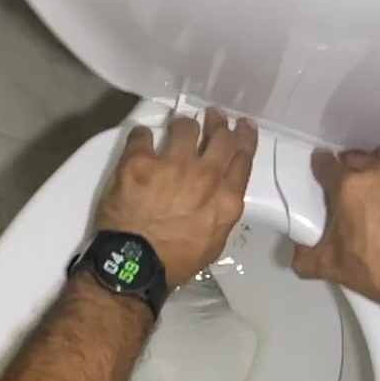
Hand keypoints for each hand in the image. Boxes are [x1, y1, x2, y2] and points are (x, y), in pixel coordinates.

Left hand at [93, 115, 258, 289]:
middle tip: (213, 115)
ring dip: (184, 125)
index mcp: (227, 198)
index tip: (243, 126)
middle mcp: (206, 176)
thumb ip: (222, 213)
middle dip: (218, 122)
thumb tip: (220, 195)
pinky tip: (143, 140)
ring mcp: (172, 164)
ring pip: (186, 127)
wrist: (135, 265)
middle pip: (219, 137)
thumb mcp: (215, 243)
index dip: (245, 137)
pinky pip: (143, 134)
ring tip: (179, 127)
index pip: (242, 158)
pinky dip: (143, 136)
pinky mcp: (140, 161)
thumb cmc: (176, 261)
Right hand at [292, 146, 379, 314]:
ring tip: (377, 184)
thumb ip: (306, 256)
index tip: (322, 171)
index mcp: (349, 187)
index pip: (326, 165)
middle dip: (349, 169)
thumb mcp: (332, 267)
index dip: (321, 168)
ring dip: (377, 165)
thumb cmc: (379, 272)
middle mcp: (379, 171)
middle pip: (356, 158)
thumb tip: (299, 253)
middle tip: (349, 187)